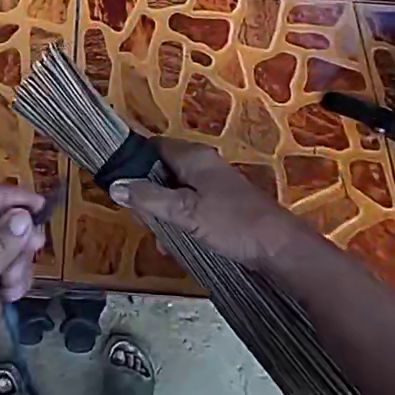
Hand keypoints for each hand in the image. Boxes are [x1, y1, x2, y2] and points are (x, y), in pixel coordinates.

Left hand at [0, 183, 46, 394]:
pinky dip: (16, 278)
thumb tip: (24, 215)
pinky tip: (13, 296)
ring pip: (4, 248)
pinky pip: (7, 274)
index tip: (37, 204)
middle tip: (35, 246)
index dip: (5, 197)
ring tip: (13, 284)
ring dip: (17, 258)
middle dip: (14, 231)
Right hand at [109, 138, 309, 268]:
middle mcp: (201, 162)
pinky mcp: (220, 202)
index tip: (121, 185)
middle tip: (145, 220)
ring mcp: (212, 182)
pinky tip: (177, 244)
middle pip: (160, 170)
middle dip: (147, 195)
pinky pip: (188, 204)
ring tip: (161, 237)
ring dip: (163, 212)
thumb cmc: (232, 223)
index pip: (151, 146)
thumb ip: (148, 198)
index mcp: (192, 156)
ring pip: (173, 190)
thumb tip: (114, 185)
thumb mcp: (184, 212)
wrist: (280, 248)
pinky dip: (179, 220)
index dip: (133, 162)